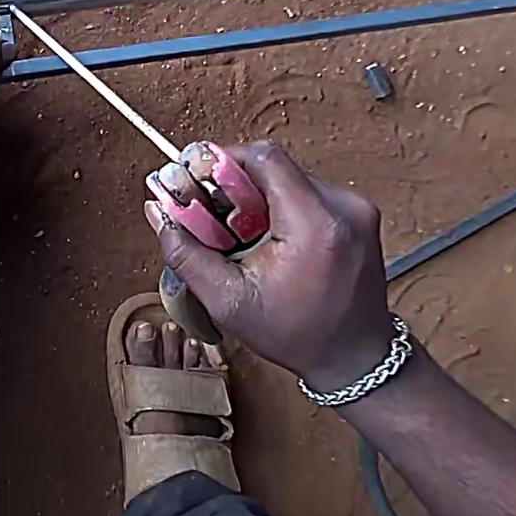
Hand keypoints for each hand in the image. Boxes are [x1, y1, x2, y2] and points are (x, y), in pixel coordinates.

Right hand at [146, 142, 396, 391]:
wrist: (355, 356)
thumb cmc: (296, 335)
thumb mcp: (229, 302)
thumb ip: (187, 255)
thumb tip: (158, 212)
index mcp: (315, 225)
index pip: (264, 158)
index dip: (223, 160)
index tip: (197, 178)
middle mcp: (343, 207)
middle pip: (274, 166)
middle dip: (234, 183)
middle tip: (210, 211)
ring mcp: (355, 208)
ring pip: (288, 176)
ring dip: (256, 194)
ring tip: (239, 231)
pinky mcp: (357, 212)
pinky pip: (306, 190)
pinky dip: (279, 204)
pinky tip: (266, 235)